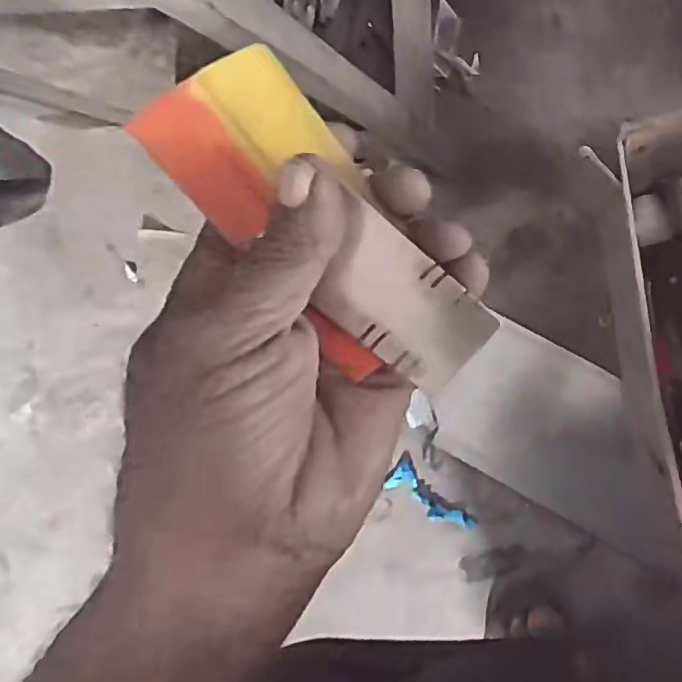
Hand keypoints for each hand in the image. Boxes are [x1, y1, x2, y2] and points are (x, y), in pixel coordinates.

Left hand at [114, 155, 479, 612]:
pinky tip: (471, 276)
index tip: (351, 140)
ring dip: (429, 241)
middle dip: (385, 199)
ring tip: (451, 237)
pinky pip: (432, 313)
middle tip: (411, 188)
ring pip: (399, 264)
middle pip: (352, 226)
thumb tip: (310, 169)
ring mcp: (354, 326)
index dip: (311, 166)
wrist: (254, 541)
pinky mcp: (398, 359)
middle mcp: (301, 293)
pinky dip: (456, 290)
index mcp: (238, 279)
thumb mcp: (227, 337)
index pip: (275, 203)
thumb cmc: (211, 435)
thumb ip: (278, 257)